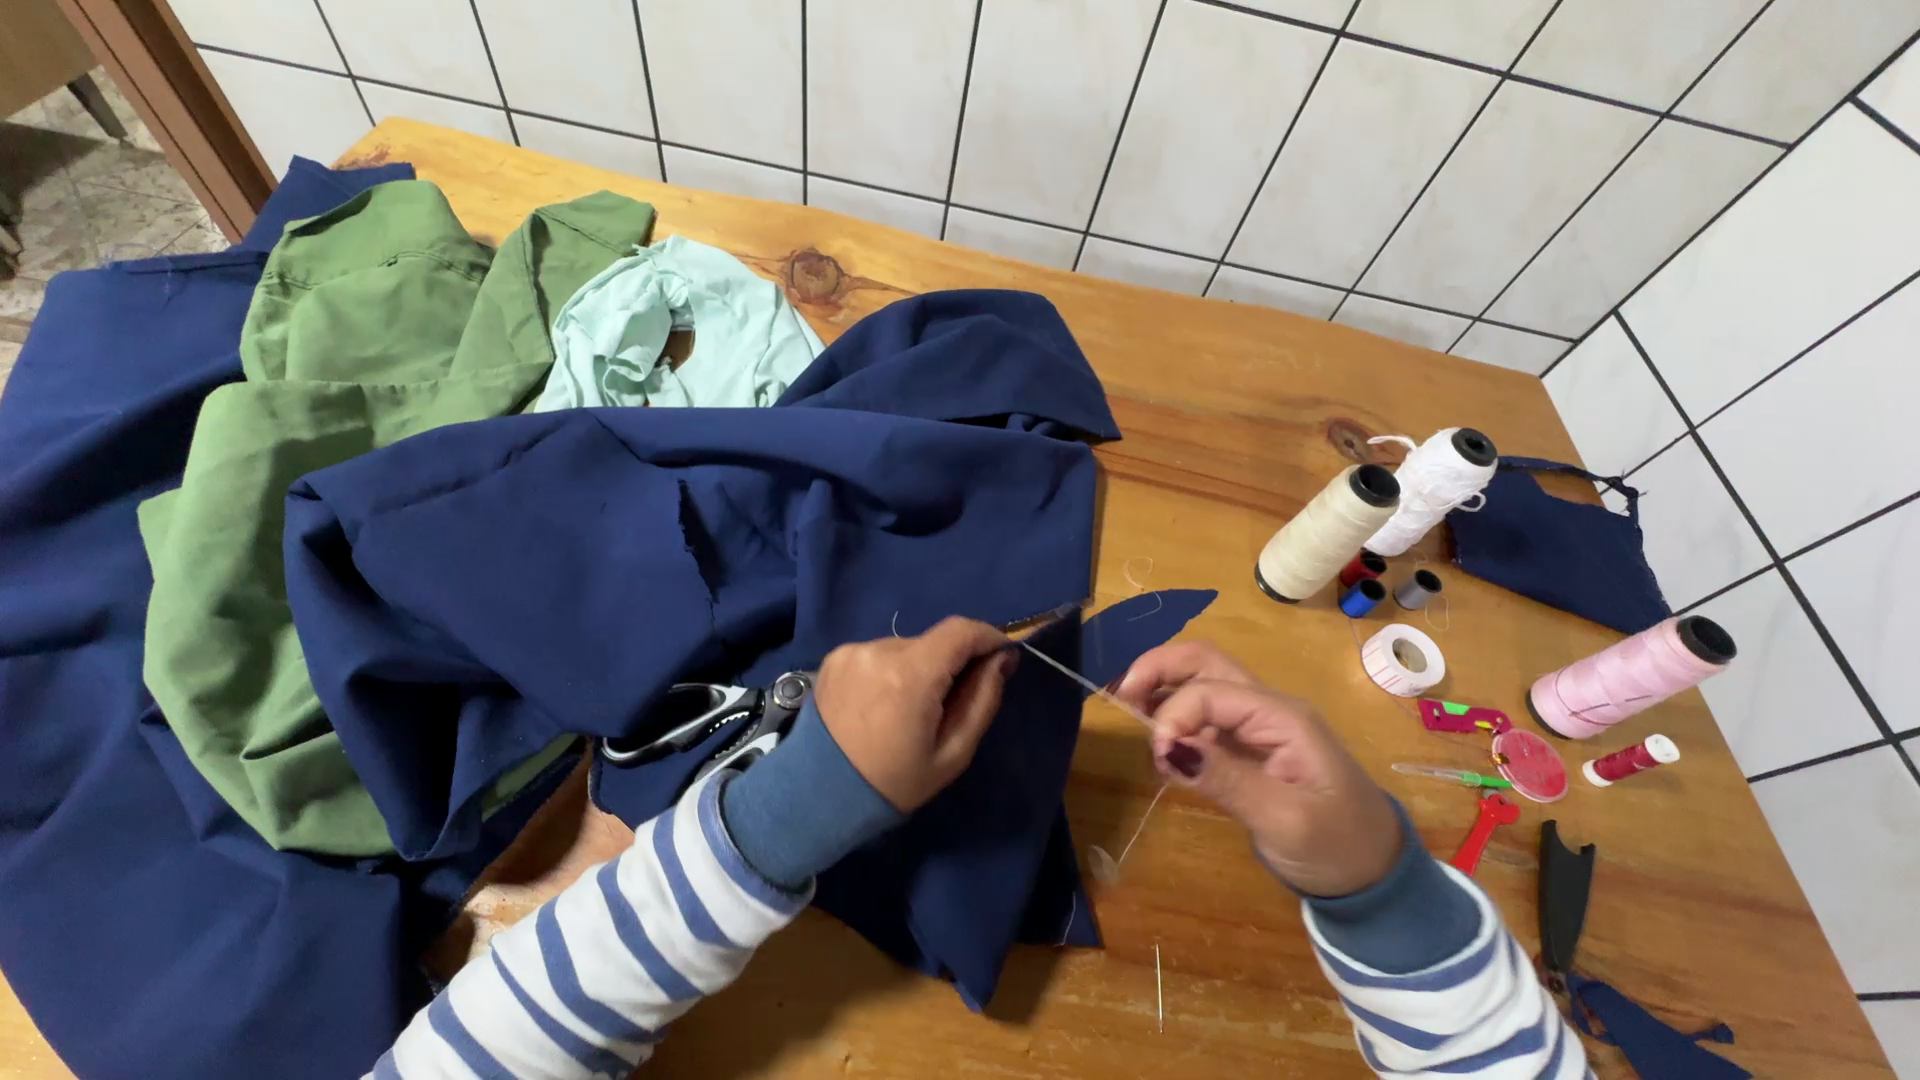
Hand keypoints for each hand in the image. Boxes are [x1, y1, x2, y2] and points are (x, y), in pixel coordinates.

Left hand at [812, 617, 1015, 812]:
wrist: (817, 796)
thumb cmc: (893, 782)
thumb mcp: (952, 753)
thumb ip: (983, 700)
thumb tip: (1002, 659)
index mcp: (910, 675)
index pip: (961, 631)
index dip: (988, 637)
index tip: (1001, 655)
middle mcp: (879, 650)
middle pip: (933, 642)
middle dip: (951, 663)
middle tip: (952, 701)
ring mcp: (852, 651)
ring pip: (906, 648)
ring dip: (919, 668)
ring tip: (909, 710)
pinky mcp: (834, 658)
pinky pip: (879, 654)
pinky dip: (891, 671)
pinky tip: (882, 704)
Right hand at [1114, 642, 1401, 896]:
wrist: (1374, 874)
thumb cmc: (1337, 847)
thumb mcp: (1285, 821)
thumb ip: (1227, 779)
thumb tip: (1170, 747)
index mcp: (1283, 718)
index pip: (1210, 692)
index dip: (1174, 714)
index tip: (1158, 757)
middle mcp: (1268, 708)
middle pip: (1205, 662)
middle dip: (1158, 669)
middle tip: (1119, 696)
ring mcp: (1259, 724)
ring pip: (1203, 680)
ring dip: (1163, 686)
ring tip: (1129, 711)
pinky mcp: (1248, 744)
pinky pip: (1206, 713)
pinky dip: (1175, 714)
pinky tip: (1158, 738)